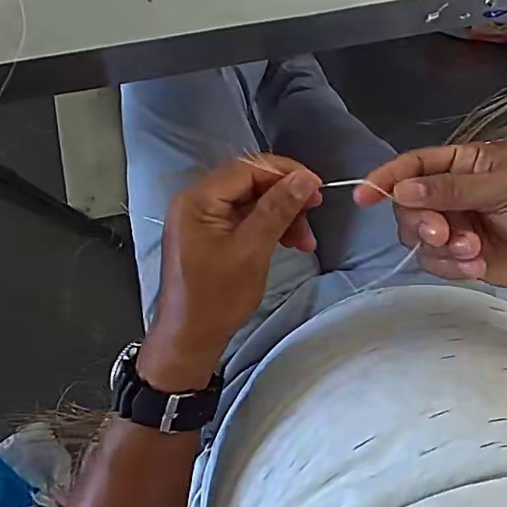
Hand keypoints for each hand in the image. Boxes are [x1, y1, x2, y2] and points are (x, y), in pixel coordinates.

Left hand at [141, 154, 320, 390]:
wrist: (190, 337)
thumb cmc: (216, 297)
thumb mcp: (252, 250)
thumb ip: (278, 209)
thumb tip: (305, 178)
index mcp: (198, 200)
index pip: (248, 169)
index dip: (285, 173)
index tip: (316, 188)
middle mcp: (197, 202)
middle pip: (251, 183)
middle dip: (286, 197)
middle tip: (314, 212)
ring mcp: (204, 219)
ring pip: (253, 202)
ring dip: (283, 215)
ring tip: (305, 240)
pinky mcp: (212, 234)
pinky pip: (246, 219)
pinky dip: (270, 227)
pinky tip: (291, 243)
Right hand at [357, 143, 506, 288]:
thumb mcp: (504, 186)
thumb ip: (452, 188)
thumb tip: (404, 188)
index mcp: (463, 164)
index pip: (414, 166)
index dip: (387, 178)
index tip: (365, 195)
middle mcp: (452, 193)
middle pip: (409, 206)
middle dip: (422, 222)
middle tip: (444, 232)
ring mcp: (455, 226)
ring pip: (419, 238)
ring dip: (442, 248)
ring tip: (474, 250)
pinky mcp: (461, 256)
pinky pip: (435, 262)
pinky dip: (452, 266)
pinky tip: (478, 263)